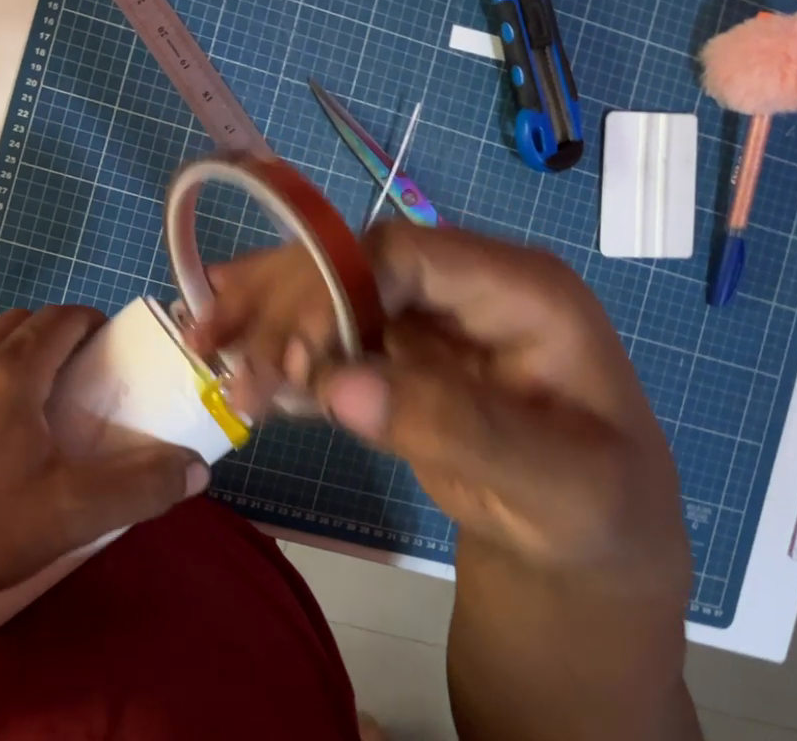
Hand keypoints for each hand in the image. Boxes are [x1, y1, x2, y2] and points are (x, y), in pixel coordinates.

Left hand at [0, 306, 208, 615]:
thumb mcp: (75, 512)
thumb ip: (142, 486)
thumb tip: (195, 469)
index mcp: (11, 370)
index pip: (59, 319)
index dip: (90, 324)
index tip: (110, 347)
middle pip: (19, 324)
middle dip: (53, 336)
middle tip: (79, 377)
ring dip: (13, 356)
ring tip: (33, 406)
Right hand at [195, 223, 686, 583]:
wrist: (578, 541)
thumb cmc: (592, 511)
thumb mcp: (555, 485)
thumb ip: (457, 429)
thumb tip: (338, 385)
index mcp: (517, 290)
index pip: (405, 255)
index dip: (333, 289)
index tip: (291, 356)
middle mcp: (459, 285)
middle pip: (348, 264)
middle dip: (281, 305)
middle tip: (225, 356)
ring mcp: (418, 314)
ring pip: (321, 288)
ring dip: (259, 314)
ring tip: (204, 344)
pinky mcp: (387, 349)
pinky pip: (319, 330)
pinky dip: (269, 340)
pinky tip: (227, 351)